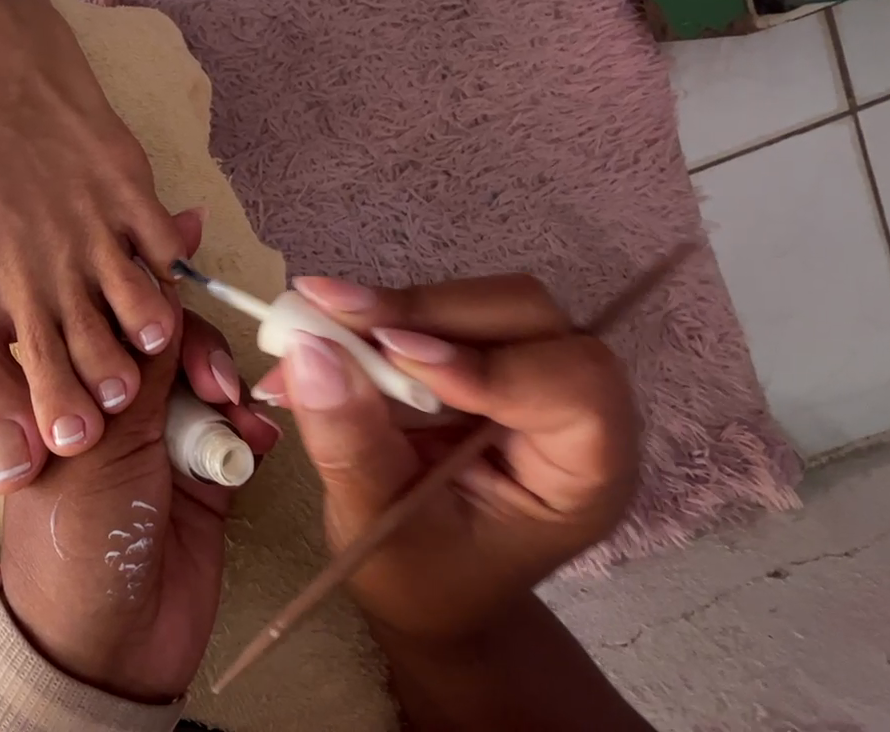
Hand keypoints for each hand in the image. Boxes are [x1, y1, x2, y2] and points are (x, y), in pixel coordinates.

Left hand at [0, 0, 204, 492]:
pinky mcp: (115, 168)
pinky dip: (167, 274)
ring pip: (126, 319)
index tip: (47, 451)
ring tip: (142, 361)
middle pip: (72, 367)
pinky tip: (166, 280)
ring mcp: (73, 219)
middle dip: (88, 405)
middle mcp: (15, 266)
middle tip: (105, 418)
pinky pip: (158, 248)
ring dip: (135, 349)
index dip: (22, 431)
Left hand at [0, 307, 279, 702]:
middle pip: (166, 347)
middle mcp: (116, 408)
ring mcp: (161, 440)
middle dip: (197, 354)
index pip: (109, 325)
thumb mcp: (104, 448)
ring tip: (235, 416)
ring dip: (228, 391)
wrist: (111, 649)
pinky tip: (254, 441)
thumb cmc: (79, 540)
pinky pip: (235, 431)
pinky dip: (249, 430)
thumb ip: (139, 374)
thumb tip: (159, 293)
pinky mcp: (204, 474)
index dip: (145, 311)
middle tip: (213, 383)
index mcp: (71, 393)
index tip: (174, 313)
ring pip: (205, 383)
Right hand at [256, 274, 638, 642]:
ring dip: (394, 306)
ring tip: (316, 319)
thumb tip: (307, 350)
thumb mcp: (377, 527)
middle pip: (525, 316)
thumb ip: (350, 443)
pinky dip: (376, 315)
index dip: (483, 361)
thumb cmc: (419, 580)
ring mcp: (523, 373)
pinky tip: (324, 329)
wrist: (425, 585)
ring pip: (477, 302)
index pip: (570, 386)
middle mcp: (567, 409)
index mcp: (582, 471)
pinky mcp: (477, 357)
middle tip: (331, 311)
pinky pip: (435, 313)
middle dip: (425, 310)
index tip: (390, 351)